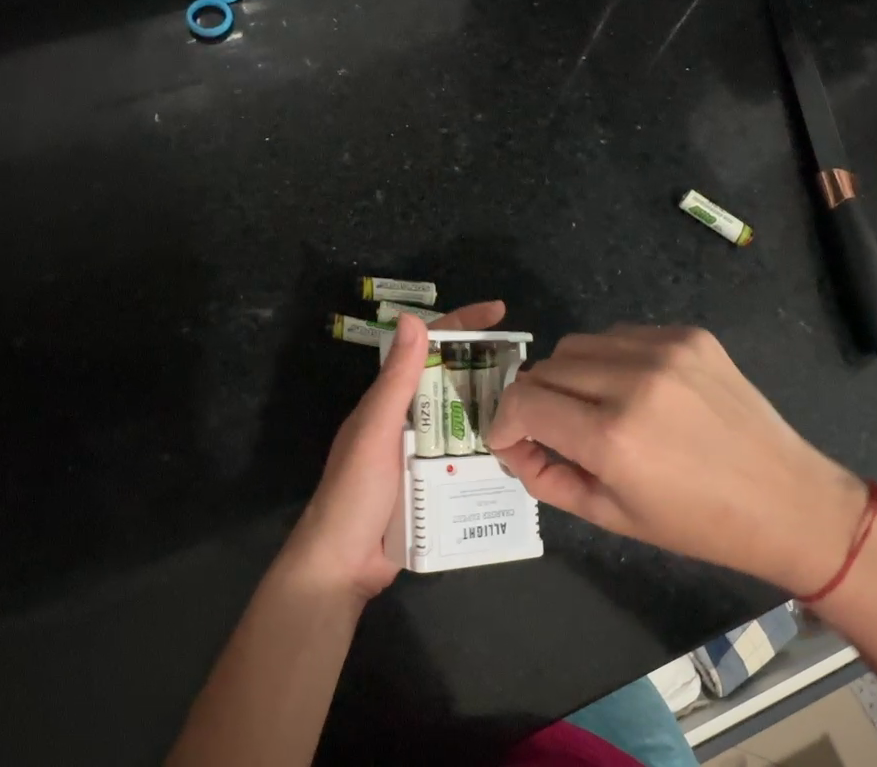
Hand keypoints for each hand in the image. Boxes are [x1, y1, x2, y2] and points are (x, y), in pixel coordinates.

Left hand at [282, 301, 508, 600]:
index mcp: (388, 400)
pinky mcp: (430, 482)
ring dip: (491, 409)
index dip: (460, 324)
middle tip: (531, 368)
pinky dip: (487, 448)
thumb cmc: (354, 492)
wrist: (343, 564)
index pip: (426, 348)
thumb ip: (395, 381)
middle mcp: (404, 419)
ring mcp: (417, 452)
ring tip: (534, 407)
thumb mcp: (375, 432)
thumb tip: (415, 320)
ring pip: (461, 419)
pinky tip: (517, 452)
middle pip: (449, 381)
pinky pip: (463, 455)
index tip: (500, 311)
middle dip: (485, 368)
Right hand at [487, 326, 866, 595]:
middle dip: (535, 402)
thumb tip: (513, 448)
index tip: (510, 440)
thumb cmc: (698, 524)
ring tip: (595, 409)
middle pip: (544, 369)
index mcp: (612, 438)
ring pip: (577, 345)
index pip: (523, 402)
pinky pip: (619, 335)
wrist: (790, 502)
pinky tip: (634, 390)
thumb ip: (547, 479)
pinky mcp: (689, 336)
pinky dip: (609, 360)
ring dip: (569, 376)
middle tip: (552, 431)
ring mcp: (664, 352)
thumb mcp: (611, 516)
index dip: (503, 422)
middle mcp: (633, 383)